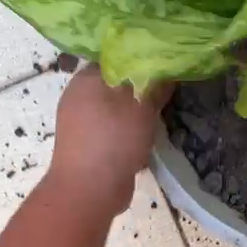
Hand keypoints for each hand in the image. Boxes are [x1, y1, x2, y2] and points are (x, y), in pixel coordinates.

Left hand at [46, 67, 171, 215]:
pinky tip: (146, 136)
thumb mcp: (143, 106)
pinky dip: (127, 131)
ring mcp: (79, 122)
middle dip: (140, 87)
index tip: (164, 63)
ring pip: (114, 107)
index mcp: (87, 78)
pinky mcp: (87, 144)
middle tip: (167, 90)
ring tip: (160, 113)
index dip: (141, 58)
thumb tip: (167, 70)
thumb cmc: (114, 138)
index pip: (116, 57)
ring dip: (135, 112)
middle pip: (116, 82)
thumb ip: (156, 85)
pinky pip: (112, 129)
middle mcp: (78, 95)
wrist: (88, 189)